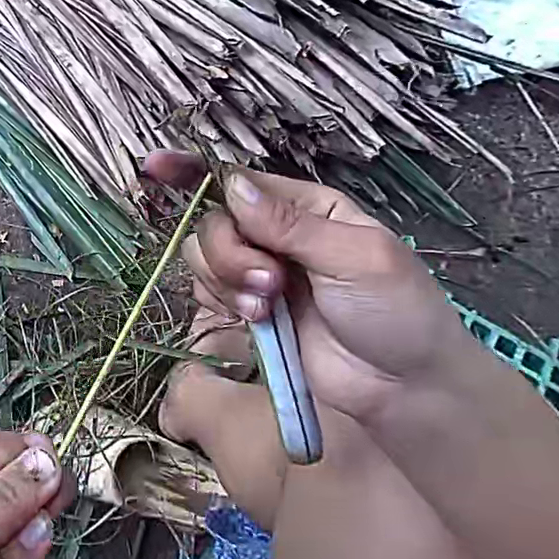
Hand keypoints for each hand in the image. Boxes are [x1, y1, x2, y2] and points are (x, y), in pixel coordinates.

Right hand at [145, 151, 476, 421]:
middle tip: (269, 282)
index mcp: (306, 208)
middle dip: (230, 251)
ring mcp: (258, 273)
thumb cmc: (397, 314)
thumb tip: (232, 185)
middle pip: (214, 221)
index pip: (241, 179)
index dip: (194, 171)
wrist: (404, 391)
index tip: (154, 168)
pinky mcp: (246, 309)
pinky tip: (257, 320)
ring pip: (203, 256)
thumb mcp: (356, 258)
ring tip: (267, 308)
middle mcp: (275, 234)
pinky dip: (222, 302)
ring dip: (227, 279)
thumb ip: (290, 223)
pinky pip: (206, 291)